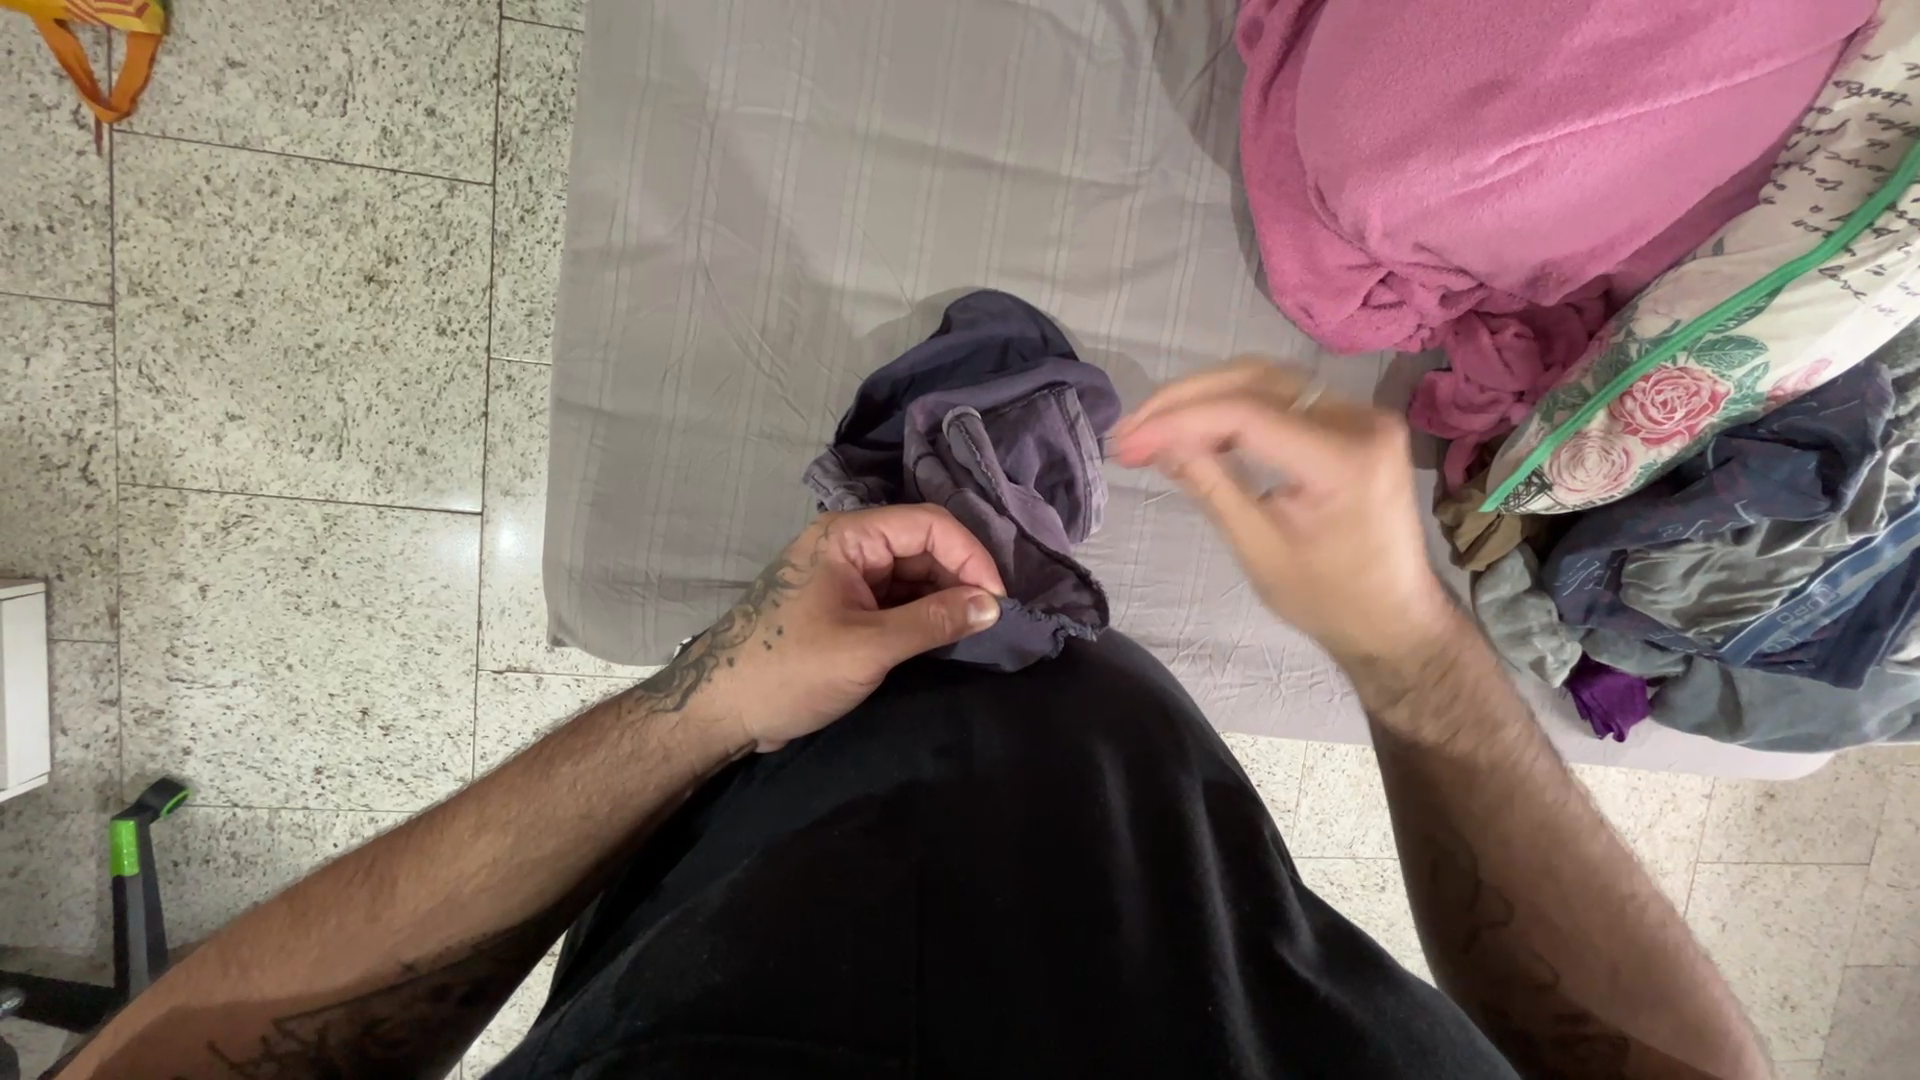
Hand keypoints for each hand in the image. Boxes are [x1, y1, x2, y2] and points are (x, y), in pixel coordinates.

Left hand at [649, 505, 1006, 753]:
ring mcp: (848, 577)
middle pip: (924, 547)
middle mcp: (850, 546)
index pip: (929, 525)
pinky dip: (925, 615)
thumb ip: (933, 622)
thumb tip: (993, 606)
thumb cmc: (788, 671)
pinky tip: (947, 636)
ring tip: (976, 632)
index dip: (971, 556)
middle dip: (961, 579)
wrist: (721, 711)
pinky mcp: (847, 606)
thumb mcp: (867, 647)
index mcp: (849, 537)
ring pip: (914, 574)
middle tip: (991, 622)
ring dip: (946, 599)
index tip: (998, 601)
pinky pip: (898, 599)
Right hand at [1107, 359, 1455, 668]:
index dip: (1178, 421)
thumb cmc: (1326, 598)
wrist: (1393, 619)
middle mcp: (1359, 420)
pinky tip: (1194, 428)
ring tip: (1150, 427)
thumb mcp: (1257, 547)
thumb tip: (1156, 443)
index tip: (1126, 442)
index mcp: (1343, 459)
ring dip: (1202, 399)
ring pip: (1264, 381)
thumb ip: (1210, 484)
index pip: (1246, 415)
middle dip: (1183, 401)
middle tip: (1129, 430)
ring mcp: (1359, 416)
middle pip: (1254, 381)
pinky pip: (1280, 399)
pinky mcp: (1350, 422)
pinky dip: (1230, 408)